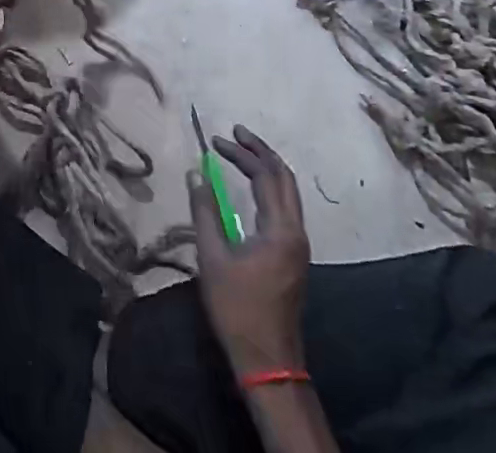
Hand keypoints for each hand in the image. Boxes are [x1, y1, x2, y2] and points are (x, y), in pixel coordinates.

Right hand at [190, 126, 310, 373]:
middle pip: (284, 177)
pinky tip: (252, 189)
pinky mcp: (293, 255)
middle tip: (236, 133)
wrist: (268, 360)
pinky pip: (286, 208)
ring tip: (242, 152)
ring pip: (288, 192)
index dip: (240, 154)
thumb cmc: (237, 310)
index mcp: (281, 229)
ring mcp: (298, 244)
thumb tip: (196, 174)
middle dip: (260, 151)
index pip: (264, 176)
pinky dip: (270, 188)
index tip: (216, 141)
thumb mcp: (213, 259)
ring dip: (267, 169)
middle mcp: (296, 230)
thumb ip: (205, 212)